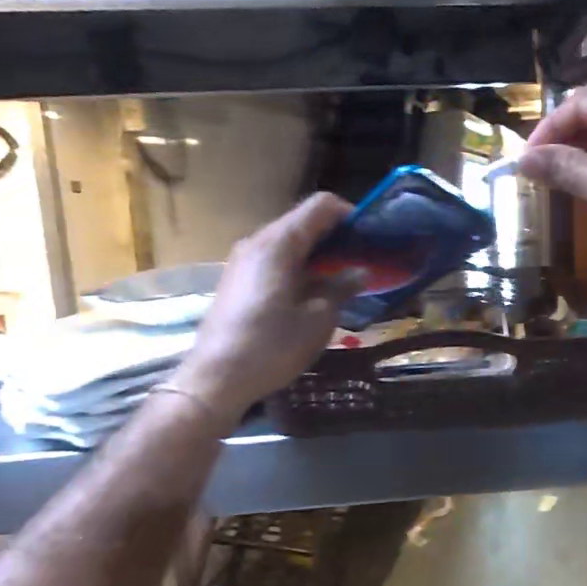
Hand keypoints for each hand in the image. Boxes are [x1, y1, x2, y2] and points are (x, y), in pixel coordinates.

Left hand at [167, 193, 364, 418]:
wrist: (215, 380)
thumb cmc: (272, 346)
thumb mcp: (318, 318)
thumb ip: (341, 287)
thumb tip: (360, 272)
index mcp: (280, 243)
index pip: (322, 205)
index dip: (351, 215)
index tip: (371, 238)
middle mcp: (258, 241)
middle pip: (305, 220)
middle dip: (337, 235)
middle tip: (363, 259)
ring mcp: (244, 259)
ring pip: (290, 240)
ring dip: (318, 252)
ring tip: (342, 277)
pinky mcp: (238, 278)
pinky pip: (276, 257)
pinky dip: (300, 264)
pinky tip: (313, 291)